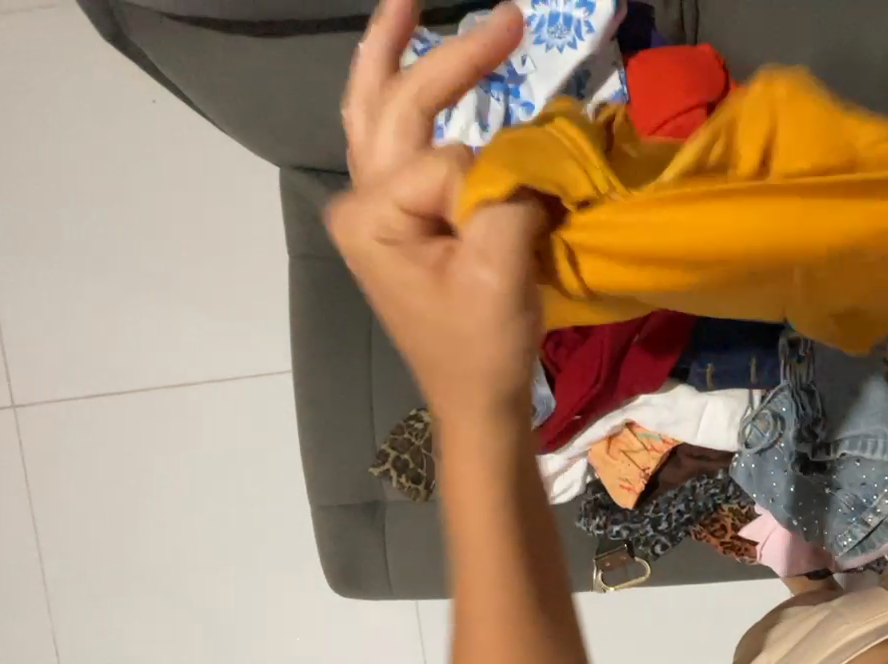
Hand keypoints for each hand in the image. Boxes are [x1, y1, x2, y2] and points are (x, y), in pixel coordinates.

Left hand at [328, 0, 547, 426]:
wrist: (476, 402)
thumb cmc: (483, 348)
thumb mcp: (499, 274)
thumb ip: (504, 199)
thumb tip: (524, 163)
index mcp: (373, 214)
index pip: (444, 159)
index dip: (497, 187)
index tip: (527, 232)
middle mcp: (360, 202)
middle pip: (395, 105)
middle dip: (449, 58)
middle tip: (505, 19)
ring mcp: (374, 213)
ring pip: (376, 114)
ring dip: (395, 57)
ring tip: (410, 6)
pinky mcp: (398, 226)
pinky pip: (393, 148)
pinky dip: (404, 103)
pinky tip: (408, 73)